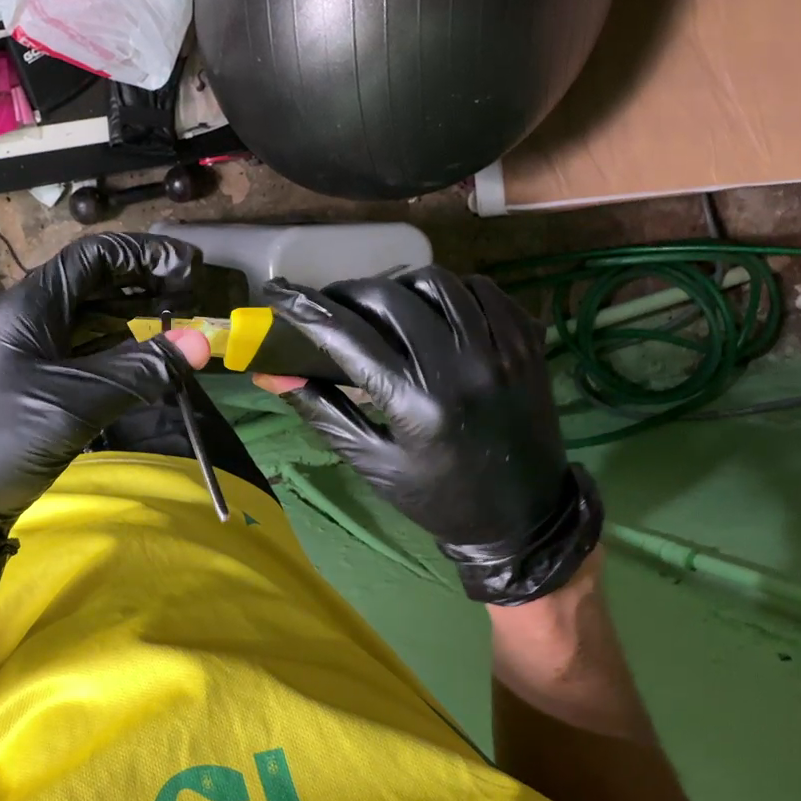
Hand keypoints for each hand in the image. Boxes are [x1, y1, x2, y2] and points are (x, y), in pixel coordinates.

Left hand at [0, 232, 209, 581]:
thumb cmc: (7, 438)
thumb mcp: (79, 400)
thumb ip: (141, 369)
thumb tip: (201, 343)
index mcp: (30, 304)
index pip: (94, 256)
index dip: (145, 254)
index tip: (190, 268)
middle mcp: (30, 315)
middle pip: (94, 282)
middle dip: (144, 283)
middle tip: (192, 296)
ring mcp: (31, 348)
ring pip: (90, 317)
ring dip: (133, 315)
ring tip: (178, 323)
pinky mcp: (36, 379)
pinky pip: (83, 350)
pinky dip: (117, 348)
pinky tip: (146, 358)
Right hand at [257, 268, 600, 604]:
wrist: (523, 517)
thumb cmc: (435, 497)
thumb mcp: (370, 461)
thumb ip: (321, 411)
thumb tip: (272, 372)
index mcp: (416, 403)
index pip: (347, 336)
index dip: (304, 308)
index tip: (277, 292)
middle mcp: (461, 366)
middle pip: (390, 296)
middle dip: (349, 293)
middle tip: (333, 306)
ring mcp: (500, 349)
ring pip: (438, 282)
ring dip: (399, 287)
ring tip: (383, 308)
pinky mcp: (528, 342)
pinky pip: (482, 290)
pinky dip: (449, 292)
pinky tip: (433, 312)